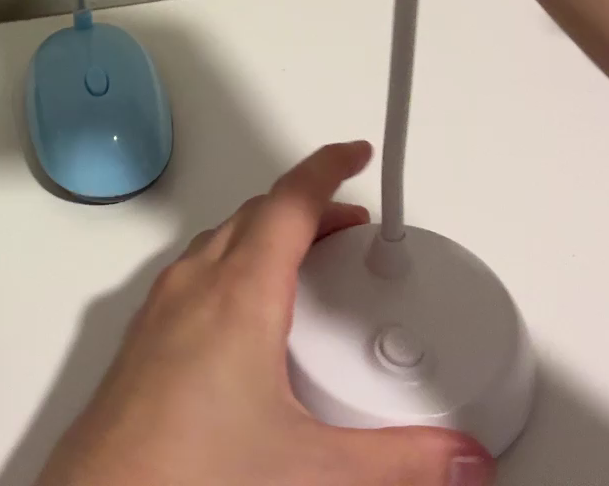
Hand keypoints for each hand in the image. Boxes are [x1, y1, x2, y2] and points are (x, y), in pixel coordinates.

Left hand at [35, 142, 493, 485]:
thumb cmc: (188, 470)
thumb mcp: (313, 468)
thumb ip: (398, 459)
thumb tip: (460, 455)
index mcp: (238, 294)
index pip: (288, 203)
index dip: (325, 169)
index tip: (353, 153)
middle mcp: (195, 284)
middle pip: (256, 214)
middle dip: (307, 204)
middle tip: (349, 221)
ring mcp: (164, 303)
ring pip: (223, 238)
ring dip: (269, 233)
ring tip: (309, 261)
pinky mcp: (148, 329)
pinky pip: (198, 269)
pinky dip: (236, 262)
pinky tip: (253, 311)